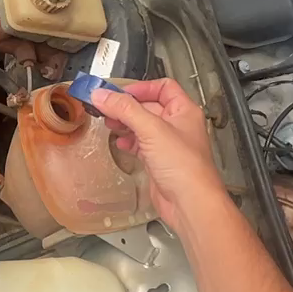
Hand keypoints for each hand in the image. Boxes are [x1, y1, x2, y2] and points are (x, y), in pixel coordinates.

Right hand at [90, 79, 232, 239]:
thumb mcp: (151, 129)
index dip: (140, 87)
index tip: (118, 91)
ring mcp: (168, 144)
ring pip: (143, 126)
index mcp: (184, 111)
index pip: (162, 87)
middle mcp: (178, 126)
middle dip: (126, 106)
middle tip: (105, 106)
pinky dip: (129, 141)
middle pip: (149, 106)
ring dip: (125, 122)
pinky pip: (141, 144)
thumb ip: (125, 109)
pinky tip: (120, 142)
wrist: (190, 203)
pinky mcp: (159, 162)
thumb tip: (102, 94)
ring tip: (108, 122)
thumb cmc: (185, 168)